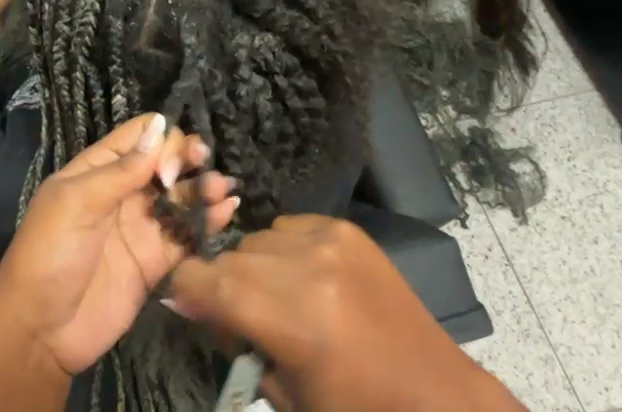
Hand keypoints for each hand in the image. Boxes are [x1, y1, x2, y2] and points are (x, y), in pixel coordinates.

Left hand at [0, 113, 239, 375]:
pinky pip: (187, 235)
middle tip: (204, 165)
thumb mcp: (77, 202)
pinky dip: (209, 221)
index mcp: (97, 170)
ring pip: (180, 197)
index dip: (160, 138)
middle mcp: (122, 193)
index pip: (137, 137)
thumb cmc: (50, 253)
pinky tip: (227, 210)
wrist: (42, 329)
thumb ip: (121, 169)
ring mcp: (141, 227)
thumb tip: (158, 125)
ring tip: (222, 188)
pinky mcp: (156, 261)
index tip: (171, 160)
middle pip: (164, 163)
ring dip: (203, 187)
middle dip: (187, 158)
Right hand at [166, 217, 524, 411]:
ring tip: (276, 297)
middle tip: (234, 315)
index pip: (210, 282)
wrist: (436, 396)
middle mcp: (310, 268)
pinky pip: (288, 227)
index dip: (187, 290)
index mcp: (296, 320)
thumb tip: (195, 302)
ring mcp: (331, 242)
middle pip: (231, 258)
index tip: (185, 304)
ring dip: (254, 266)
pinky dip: (284, 250)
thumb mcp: (284, 394)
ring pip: (257, 239)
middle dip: (221, 285)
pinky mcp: (347, 230)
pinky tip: (303, 278)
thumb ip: (235, 342)